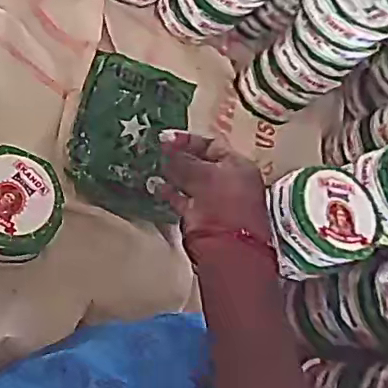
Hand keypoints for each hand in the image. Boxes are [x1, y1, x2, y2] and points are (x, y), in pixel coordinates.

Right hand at [156, 131, 272, 241]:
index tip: (164, 138)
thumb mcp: (203, 175)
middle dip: (177, 156)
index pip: (211, 144)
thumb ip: (182, 160)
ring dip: (171, 174)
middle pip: (199, 162)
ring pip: (189, 181)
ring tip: (150, 166)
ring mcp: (214, 200)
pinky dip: (169, 192)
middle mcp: (227, 181)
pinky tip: (154, 186)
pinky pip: (182, 199)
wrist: (226, 249)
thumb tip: (166, 145)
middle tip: (154, 150)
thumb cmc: (222, 204)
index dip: (188, 140)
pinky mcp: (200, 217)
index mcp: (237, 166)